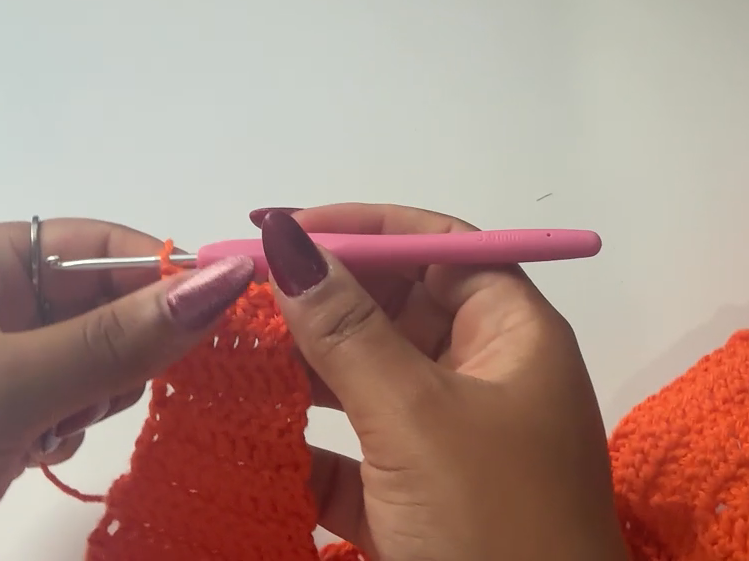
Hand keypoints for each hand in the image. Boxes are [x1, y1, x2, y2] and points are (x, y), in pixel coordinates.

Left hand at [0, 220, 252, 560]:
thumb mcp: (5, 385)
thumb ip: (126, 336)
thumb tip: (233, 276)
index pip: (101, 246)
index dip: (167, 266)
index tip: (229, 300)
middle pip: (101, 302)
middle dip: (138, 335)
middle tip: (182, 370)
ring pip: (91, 356)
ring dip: (105, 384)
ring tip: (79, 418)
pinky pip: (63, 402)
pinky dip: (76, 420)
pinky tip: (54, 446)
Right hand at [257, 206, 628, 560]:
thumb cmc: (492, 523)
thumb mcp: (416, 416)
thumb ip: (347, 329)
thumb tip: (289, 240)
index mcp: (512, 331)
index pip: (438, 246)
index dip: (366, 227)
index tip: (287, 225)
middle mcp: (489, 371)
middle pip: (402, 305)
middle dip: (327, 297)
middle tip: (245, 292)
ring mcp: (457, 437)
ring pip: (376, 376)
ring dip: (310, 367)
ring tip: (235, 349)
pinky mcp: (424, 499)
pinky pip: (363, 450)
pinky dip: (314, 443)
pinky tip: (254, 429)